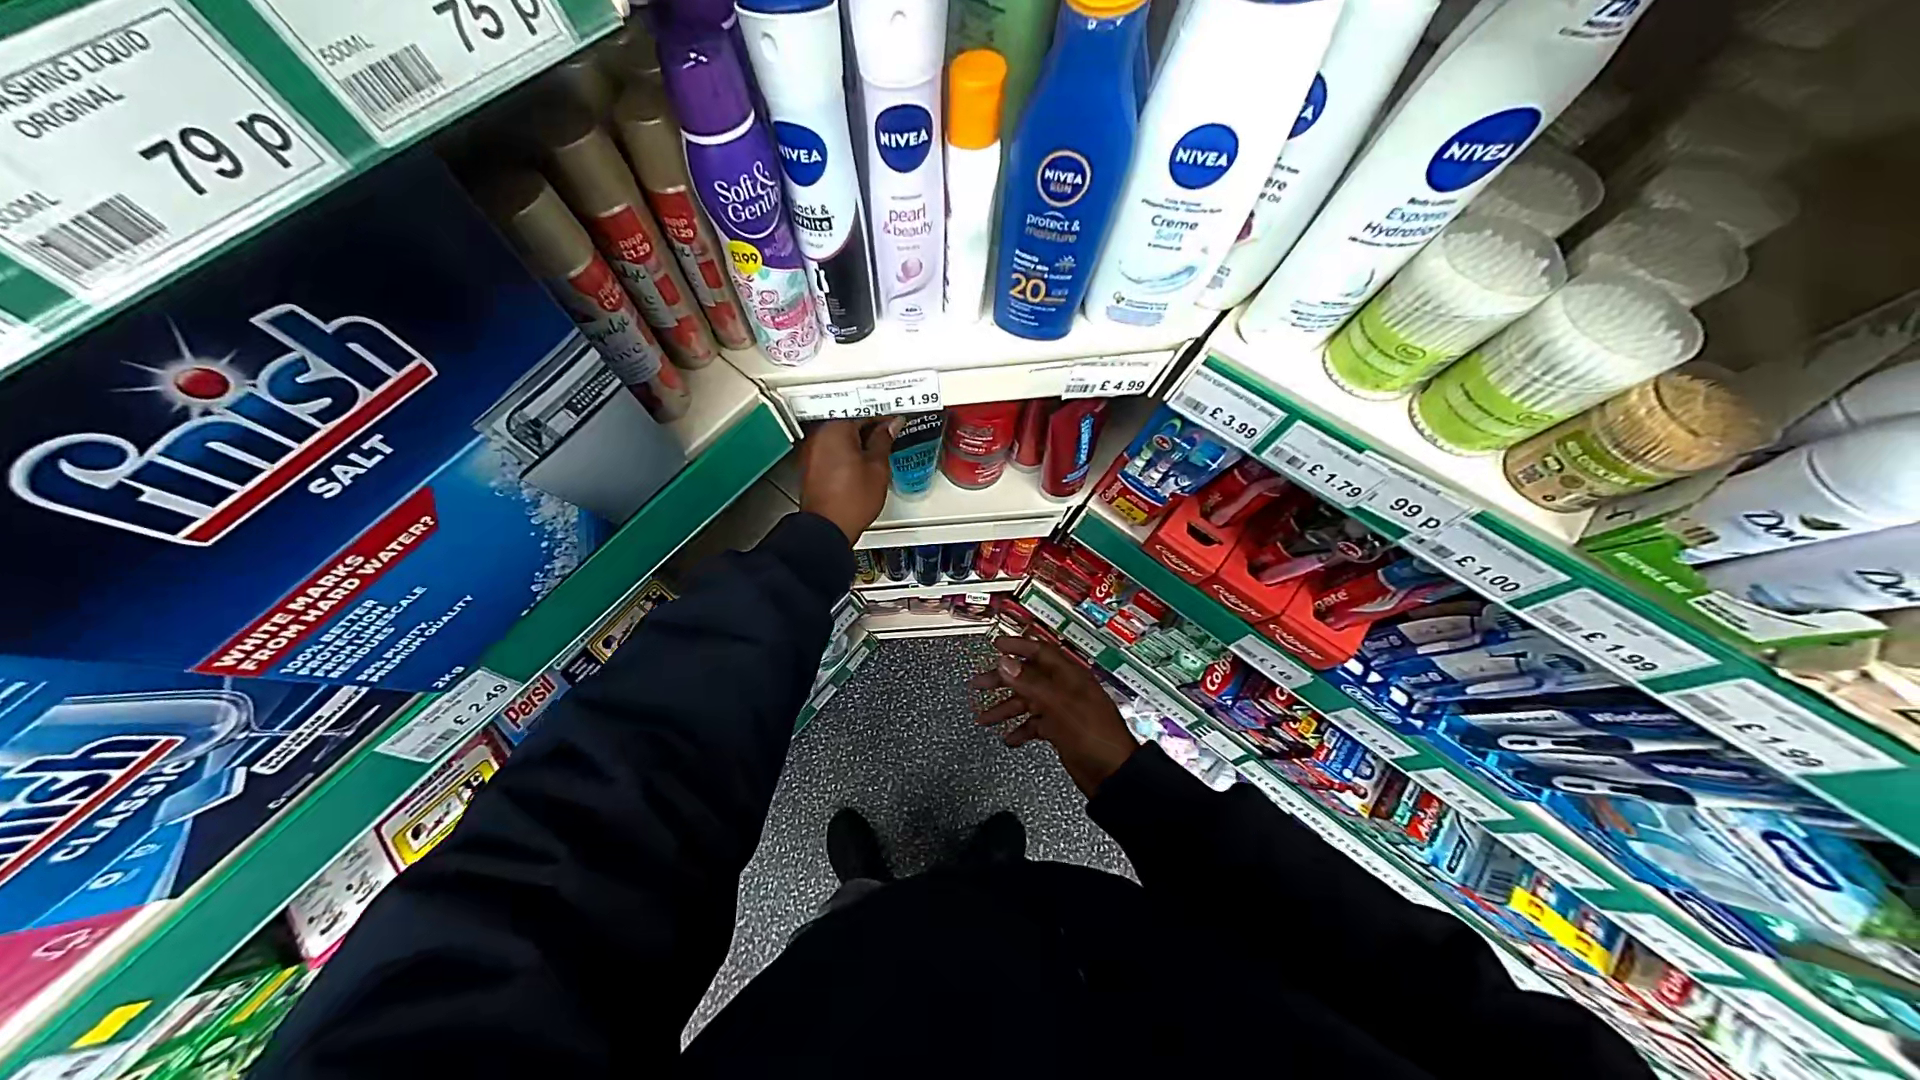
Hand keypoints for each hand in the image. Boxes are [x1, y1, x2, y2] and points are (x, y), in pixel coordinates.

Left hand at [798, 418, 898, 542]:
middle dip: (869, 425)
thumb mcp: (877, 467)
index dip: (882, 415)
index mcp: (835, 429)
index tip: (894, 420)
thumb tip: (891, 426)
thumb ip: (884, 440)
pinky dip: (846, 450)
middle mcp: (818, 436)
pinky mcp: (811, 466)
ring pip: (838, 435)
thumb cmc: (850, 501)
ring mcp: (812, 451)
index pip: (863, 410)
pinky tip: (860, 461)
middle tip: (889, 432)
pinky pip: (831, 448)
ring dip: (857, 438)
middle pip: (848, 420)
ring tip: (877, 448)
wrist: (828, 528)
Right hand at [970, 636, 1138, 797]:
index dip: (1018, 647)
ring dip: (1006, 708)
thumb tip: (1007, 663)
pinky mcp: (1061, 731)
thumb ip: (1031, 683)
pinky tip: (1010, 738)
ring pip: (1028, 703)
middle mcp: (1066, 690)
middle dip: (1003, 680)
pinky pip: (1035, 724)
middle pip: (1029, 677)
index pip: (1040, 652)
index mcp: (1070, 677)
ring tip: (985, 717)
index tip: (997, 646)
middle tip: (980, 683)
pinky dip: (1021, 729)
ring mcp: (1063, 710)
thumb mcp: (1059, 705)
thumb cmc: (1095, 736)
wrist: (1112, 774)